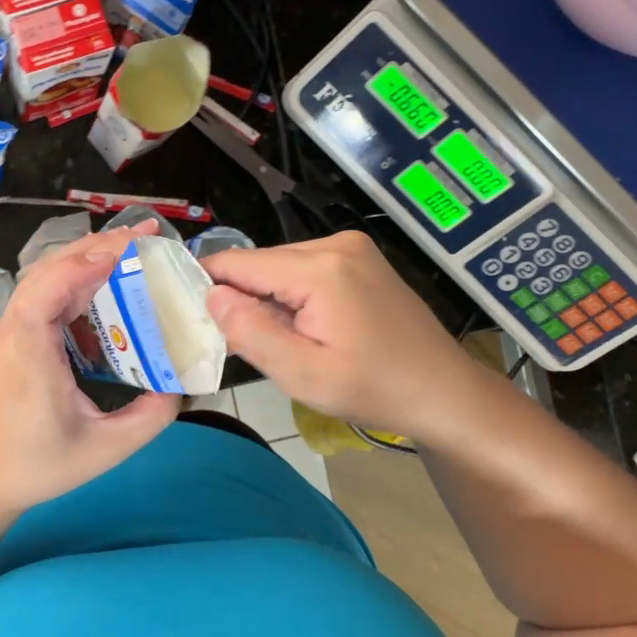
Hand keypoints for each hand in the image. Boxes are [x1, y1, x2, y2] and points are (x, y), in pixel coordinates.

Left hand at [0, 223, 179, 511]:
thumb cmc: (35, 465)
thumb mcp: (104, 449)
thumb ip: (148, 417)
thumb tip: (178, 388)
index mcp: (30, 349)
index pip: (54, 283)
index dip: (94, 258)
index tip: (136, 246)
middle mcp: (13, 331)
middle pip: (49, 270)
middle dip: (96, 247)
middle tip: (145, 237)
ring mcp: (6, 334)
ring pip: (42, 279)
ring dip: (82, 261)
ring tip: (127, 253)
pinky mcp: (9, 342)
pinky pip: (38, 299)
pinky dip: (70, 283)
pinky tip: (99, 290)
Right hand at [201, 230, 494, 441]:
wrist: (444, 392)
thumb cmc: (374, 390)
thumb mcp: (304, 374)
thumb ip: (251, 332)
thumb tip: (211, 296)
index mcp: (319, 268)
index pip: (237, 263)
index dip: (208, 289)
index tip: (193, 322)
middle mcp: (334, 244)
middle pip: (258, 264)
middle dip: (243, 300)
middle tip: (246, 348)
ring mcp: (350, 248)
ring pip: (278, 268)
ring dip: (269, 301)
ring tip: (284, 343)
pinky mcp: (359, 259)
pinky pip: (303, 271)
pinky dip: (292, 298)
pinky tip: (306, 331)